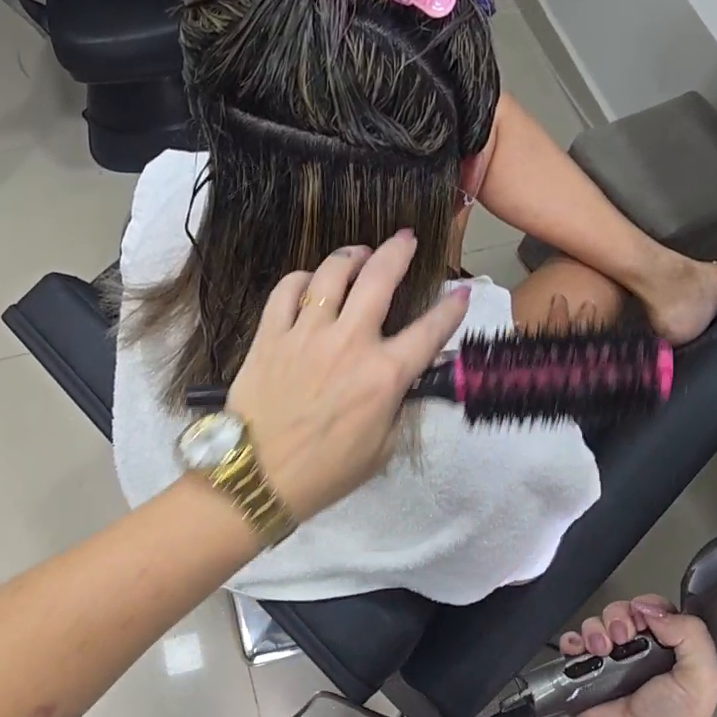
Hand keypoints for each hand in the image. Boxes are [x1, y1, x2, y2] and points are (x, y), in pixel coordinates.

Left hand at [224, 231, 470, 520]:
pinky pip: (286, 291)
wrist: (257, 477)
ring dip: (350, 256)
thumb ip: (396, 408)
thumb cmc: (324, 473)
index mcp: (384, 376)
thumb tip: (402, 382)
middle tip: (405, 240)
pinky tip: (309, 282)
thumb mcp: (381, 449)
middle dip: (398, 252)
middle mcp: (349, 344)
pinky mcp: (269, 336)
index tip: (460, 295)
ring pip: (331, 275)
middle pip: (379, 279)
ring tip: (358, 253)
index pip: (429, 332)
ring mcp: (305, 334)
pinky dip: (300, 279)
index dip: (451, 310)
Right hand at [563, 596, 716, 716]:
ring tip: (601, 651)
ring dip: (595, 629)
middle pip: (622, 611)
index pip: (656, 611)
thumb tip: (650, 609)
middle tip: (621, 638)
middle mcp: (637, 650)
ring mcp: (607, 660)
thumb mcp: (702, 678)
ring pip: (595, 623)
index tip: (642, 621)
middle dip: (618, 616)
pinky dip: (572, 641)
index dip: (647, 607)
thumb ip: (691, 636)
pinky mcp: (581, 671)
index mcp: (669, 649)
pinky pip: (571, 643)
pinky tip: (580, 651)